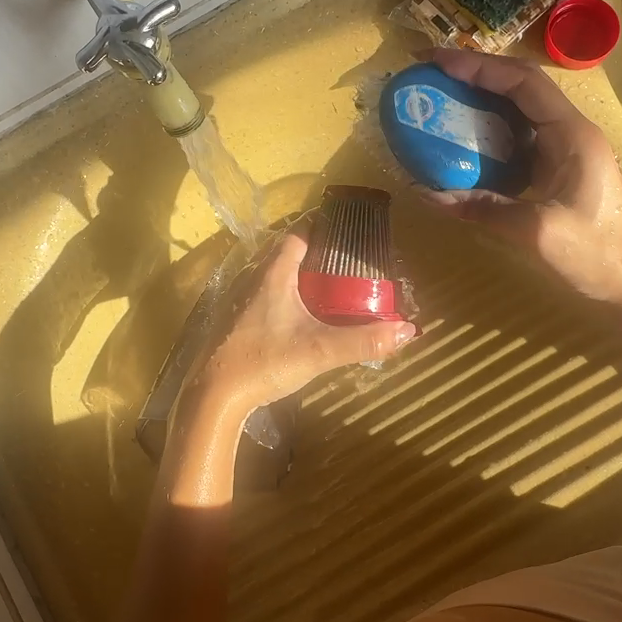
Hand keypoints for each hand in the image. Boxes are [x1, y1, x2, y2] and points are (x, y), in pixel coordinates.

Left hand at [187, 224, 418, 415]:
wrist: (213, 395)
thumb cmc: (265, 362)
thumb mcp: (319, 352)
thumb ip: (364, 341)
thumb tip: (408, 330)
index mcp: (273, 274)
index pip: (297, 234)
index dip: (320, 227)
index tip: (345, 230)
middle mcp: (252, 279)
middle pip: (284, 253)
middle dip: (313, 253)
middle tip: (344, 262)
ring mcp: (238, 301)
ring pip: (271, 276)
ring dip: (296, 276)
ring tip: (325, 286)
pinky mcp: (233, 323)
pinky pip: (261, 296)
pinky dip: (281, 297)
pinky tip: (295, 317)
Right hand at [416, 48, 621, 306]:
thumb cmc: (596, 255)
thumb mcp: (536, 232)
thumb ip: (483, 207)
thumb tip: (427, 193)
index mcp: (572, 134)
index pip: (523, 83)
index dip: (480, 67)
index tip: (437, 62)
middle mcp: (570, 132)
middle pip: (521, 87)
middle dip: (477, 74)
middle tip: (432, 73)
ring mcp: (566, 150)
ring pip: (520, 110)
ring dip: (482, 99)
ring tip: (441, 96)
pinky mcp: (559, 169)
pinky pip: (520, 138)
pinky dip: (489, 131)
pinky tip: (463, 138)